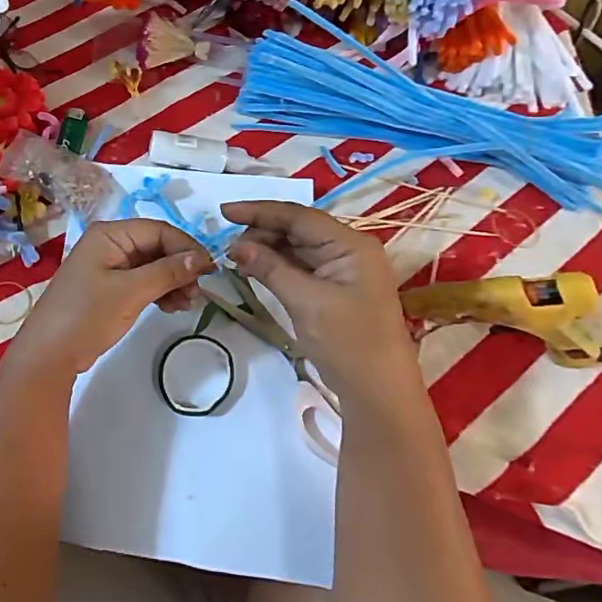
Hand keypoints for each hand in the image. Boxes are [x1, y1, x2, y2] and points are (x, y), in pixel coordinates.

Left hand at [9, 218, 212, 374]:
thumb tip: (201, 259)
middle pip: (157, 247)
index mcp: (110, 234)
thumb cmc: (87, 315)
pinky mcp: (109, 289)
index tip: (210, 270)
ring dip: (173, 282)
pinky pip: (143, 282)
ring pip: (152, 266)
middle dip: (180, 267)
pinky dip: (160, 292)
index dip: (187, 247)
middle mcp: (109, 245)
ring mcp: (108, 267)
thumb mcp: (131, 291)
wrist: (49, 354)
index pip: (159, 230)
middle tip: (198, 293)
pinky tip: (172, 307)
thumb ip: (167, 272)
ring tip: (187, 304)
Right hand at [221, 201, 417, 402]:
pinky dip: (276, 266)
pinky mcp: (333, 289)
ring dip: (266, 249)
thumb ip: (271, 268)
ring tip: (235, 257)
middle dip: (261, 232)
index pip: (299, 216)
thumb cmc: (348, 342)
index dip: (260, 211)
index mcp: (351, 244)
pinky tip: (253, 268)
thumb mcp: (306, 301)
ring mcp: (342, 270)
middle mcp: (348, 250)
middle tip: (226, 246)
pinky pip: (300, 267)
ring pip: (296, 248)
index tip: (223, 212)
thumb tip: (236, 245)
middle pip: (298, 229)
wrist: (377, 390)